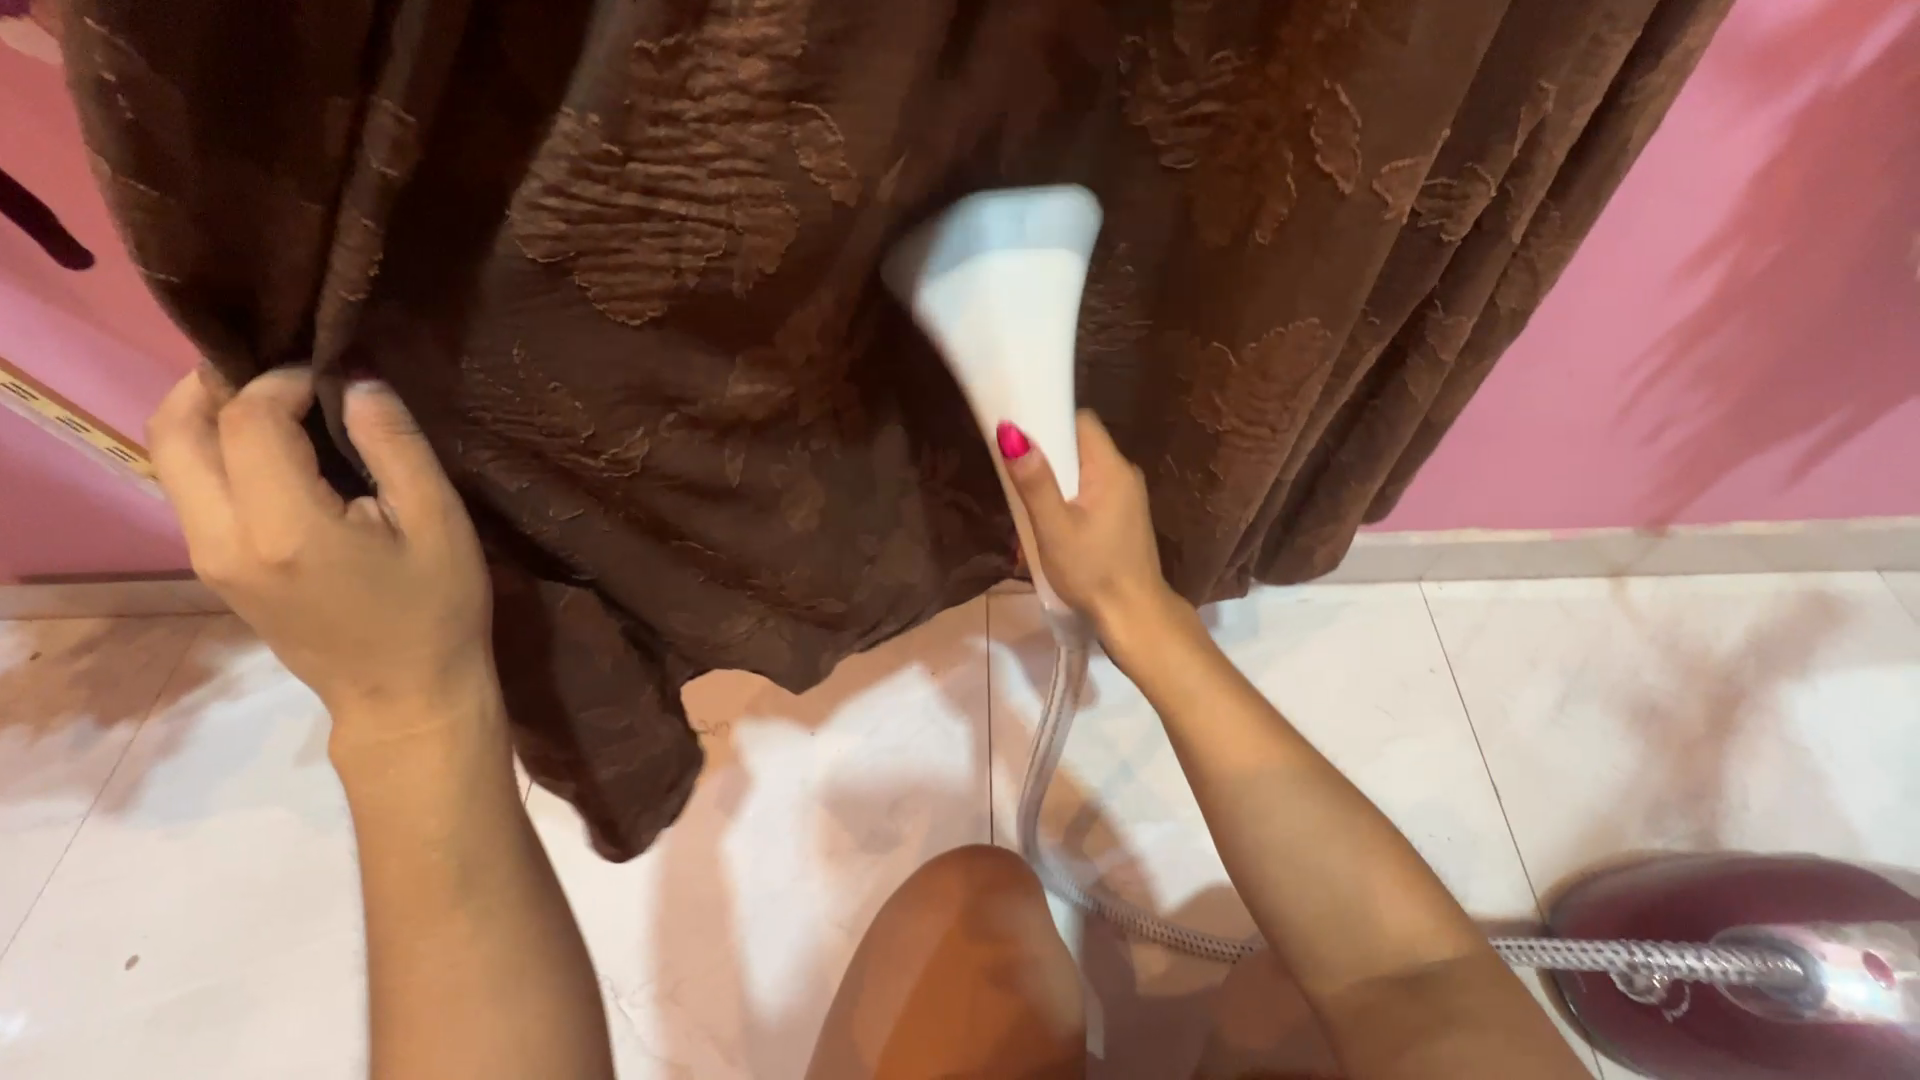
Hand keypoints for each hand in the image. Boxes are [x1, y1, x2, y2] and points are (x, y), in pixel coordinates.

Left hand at [147, 367, 495, 749]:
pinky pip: (192, 492)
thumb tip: (357, 382)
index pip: (248, 419)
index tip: (331, 375)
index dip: (282, 381)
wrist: (407, 697)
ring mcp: (210, 559)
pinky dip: (215, 453)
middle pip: (175, 433)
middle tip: (275, 368)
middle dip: (214, 384)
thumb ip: (394, 446)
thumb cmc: (437, 611)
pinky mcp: (217, 573)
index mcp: (284, 526)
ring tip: (271, 401)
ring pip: (171, 461)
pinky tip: (270, 450)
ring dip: (208, 417)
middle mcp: (222, 539)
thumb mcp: (437, 524)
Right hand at [999, 410, 1179, 633]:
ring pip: (1083, 472)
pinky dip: (1068, 501)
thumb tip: (1011, 433)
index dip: (1049, 421)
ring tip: (1028, 508)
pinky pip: (1090, 493)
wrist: (1134, 616)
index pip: (1080, 421)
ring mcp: (1127, 497)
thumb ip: (1034, 481)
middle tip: (1016, 479)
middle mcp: (1124, 474)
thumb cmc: (1093, 571)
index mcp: (1111, 468)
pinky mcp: (1123, 518)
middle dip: (1046, 457)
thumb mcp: (1054, 528)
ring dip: (1054, 483)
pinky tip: (1050, 525)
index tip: (1019, 438)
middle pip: (1079, 446)